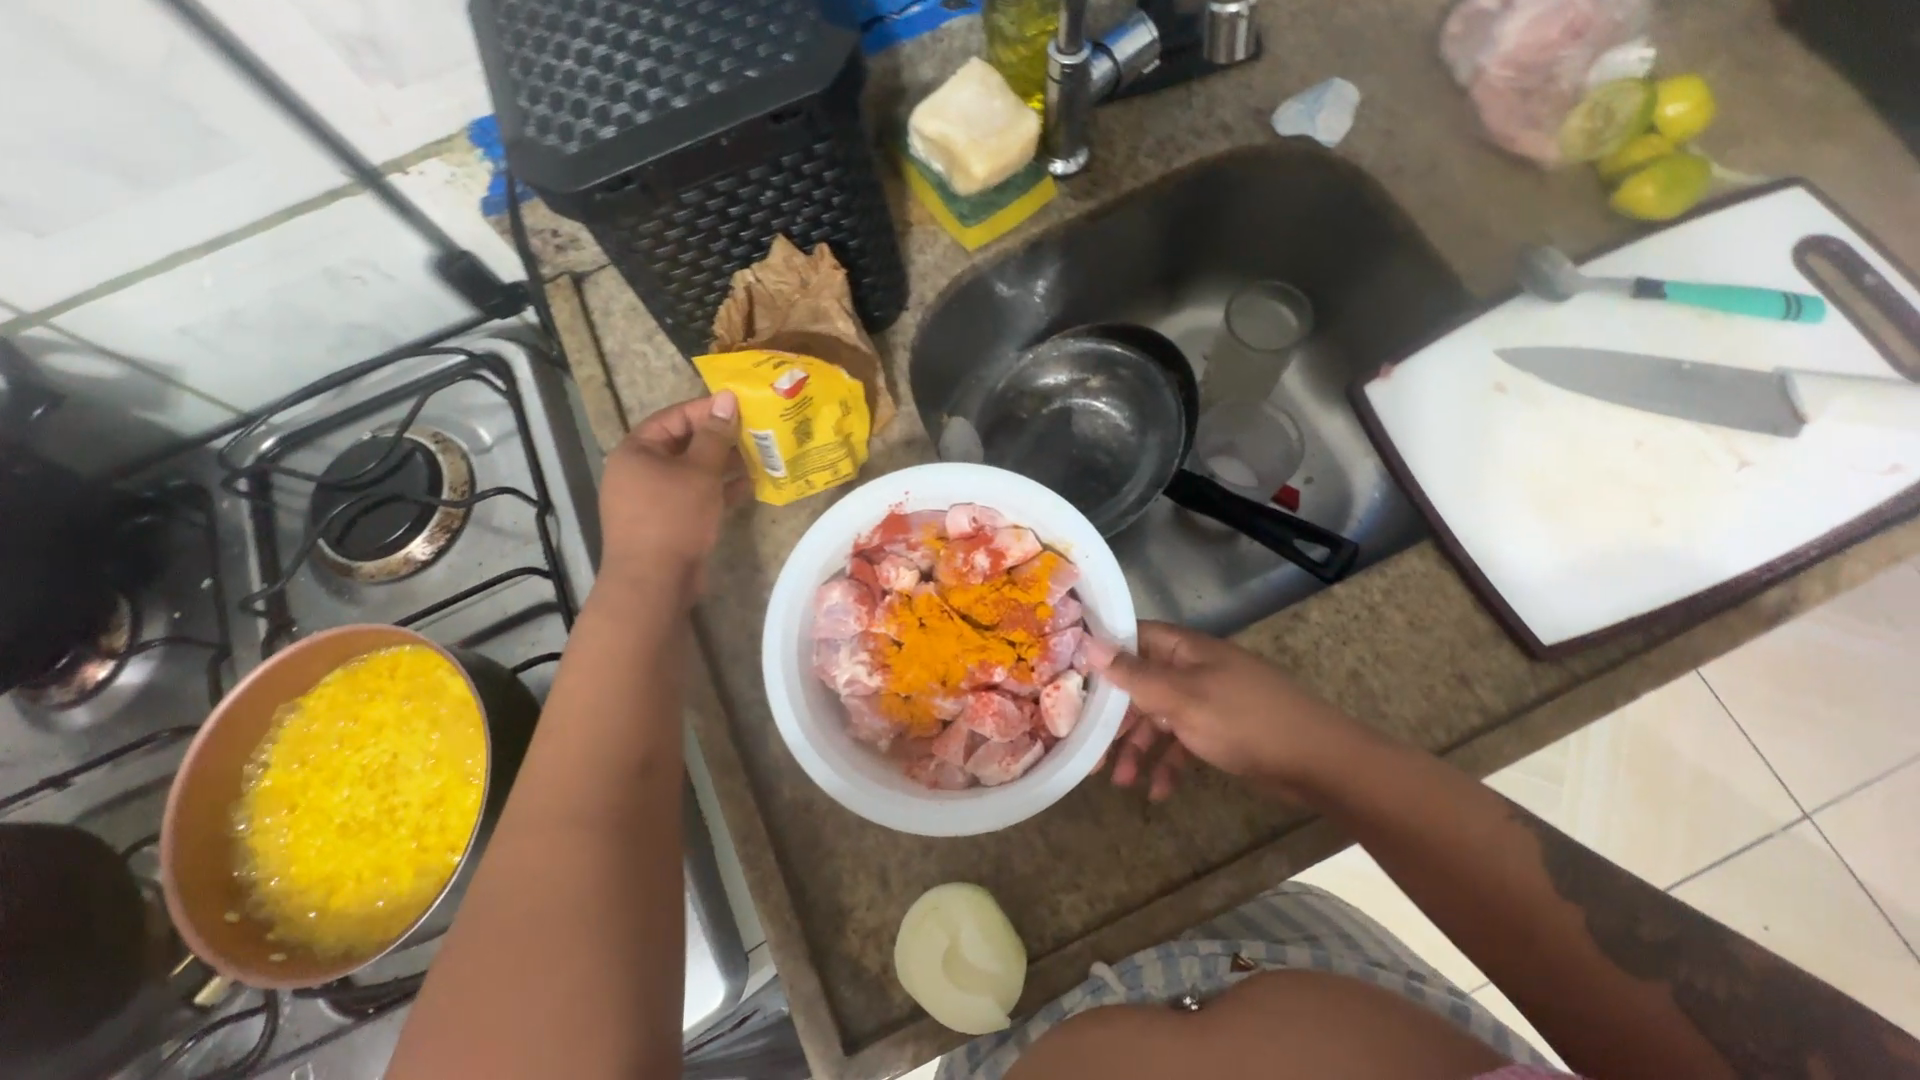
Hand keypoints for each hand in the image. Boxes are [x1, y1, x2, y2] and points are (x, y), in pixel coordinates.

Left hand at [597, 392, 747, 605]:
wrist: (653, 582)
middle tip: (755, 434)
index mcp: (636, 450)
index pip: (673, 417)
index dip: (707, 410)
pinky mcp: (665, 523)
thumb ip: (715, 435)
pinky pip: (693, 497)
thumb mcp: (699, 471)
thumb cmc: (673, 517)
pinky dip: (717, 491)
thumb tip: (726, 398)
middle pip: (683, 445)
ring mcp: (650, 499)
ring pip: (691, 473)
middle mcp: (638, 471)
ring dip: (723, 466)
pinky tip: (748, 488)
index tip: (741, 408)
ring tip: (758, 459)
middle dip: (719, 440)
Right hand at [1085, 621, 1364, 801]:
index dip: (1100, 653)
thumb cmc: (1245, 721)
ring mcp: (1208, 699)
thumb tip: (1088, 644)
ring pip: (1158, 717)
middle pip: (1139, 683)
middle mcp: (1193, 668)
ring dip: (1138, 748)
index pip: (1131, 638)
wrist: (1318, 761)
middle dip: (1114, 716)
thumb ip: (1134, 675)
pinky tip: (1159, 793)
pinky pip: (1182, 742)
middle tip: (1088, 746)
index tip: (1067, 676)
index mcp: (1184, 649)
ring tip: (1120, 782)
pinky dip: (1169, 764)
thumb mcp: (1182, 699)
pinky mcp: (1220, 730)